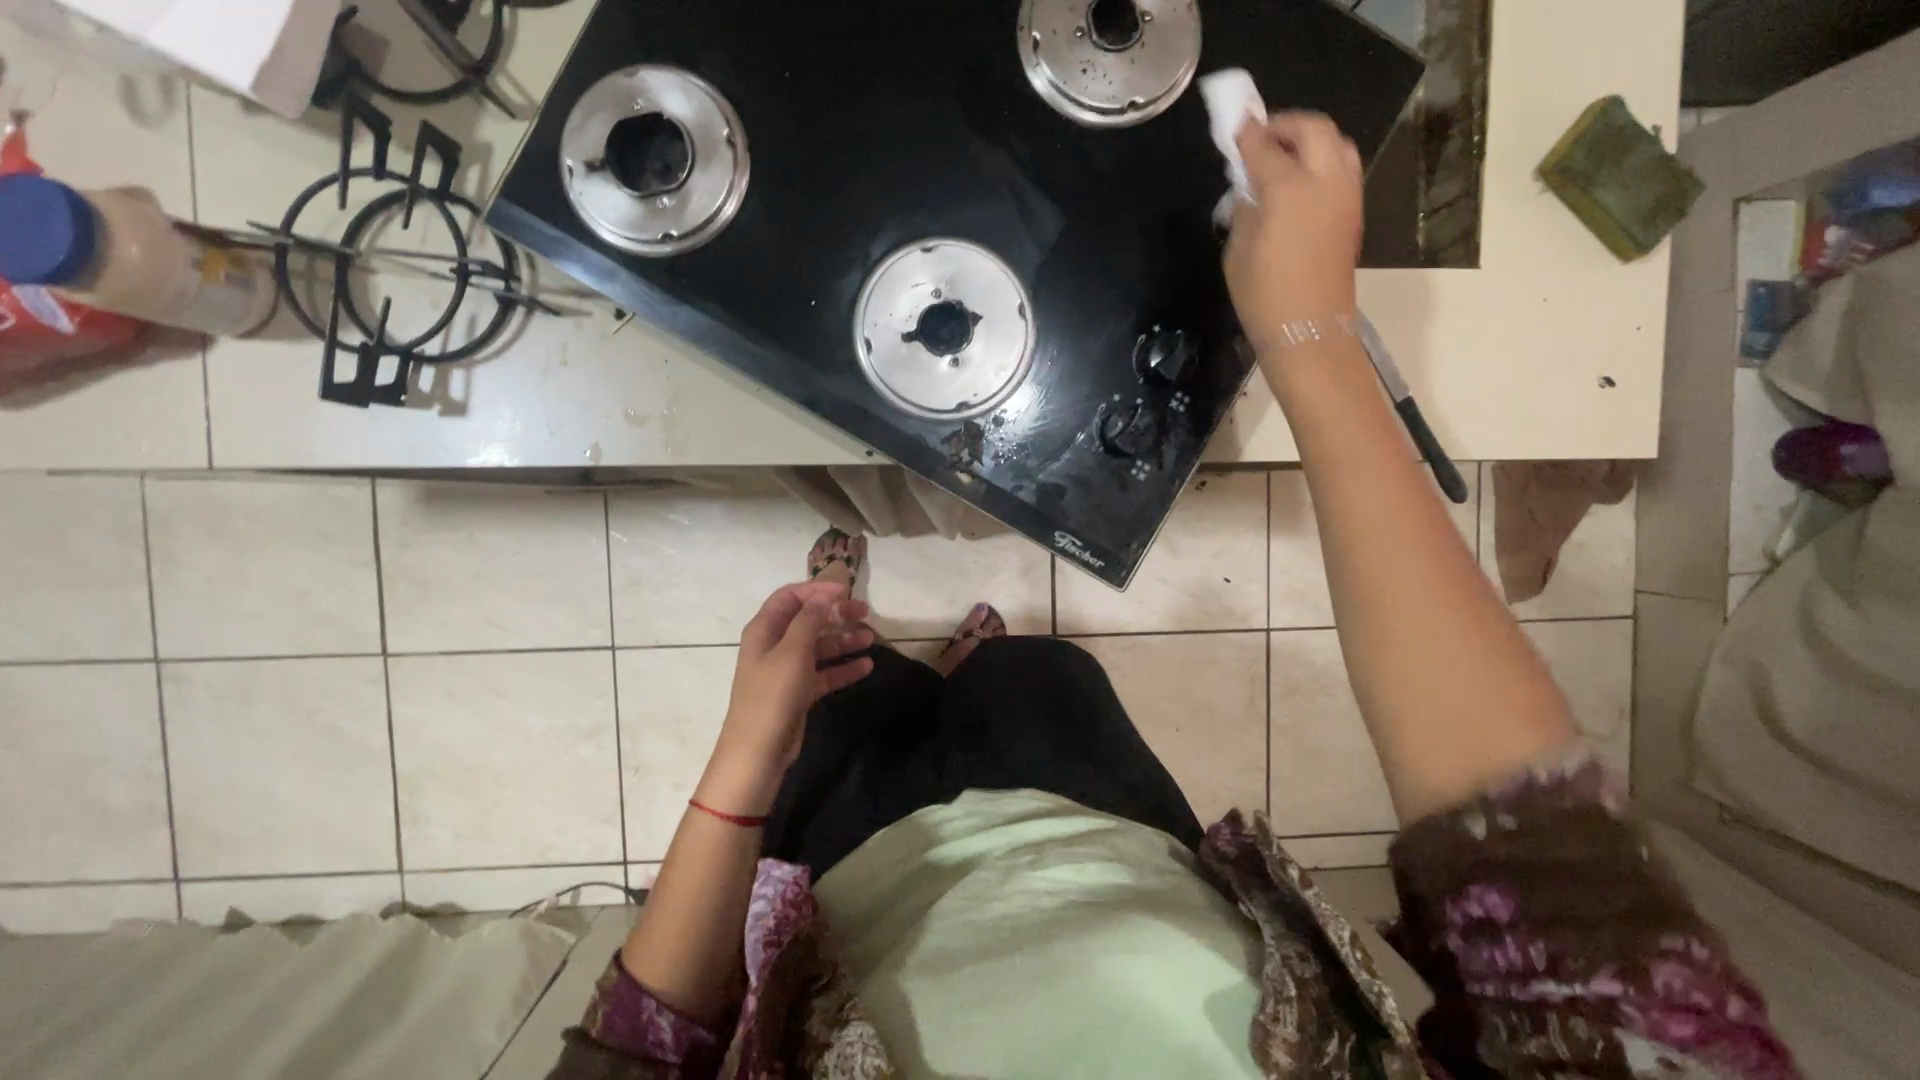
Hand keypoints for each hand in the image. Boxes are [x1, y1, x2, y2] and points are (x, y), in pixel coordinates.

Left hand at [697, 581, 875, 814]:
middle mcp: (774, 645)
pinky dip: (843, 668)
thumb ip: (810, 619)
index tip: (846, 591)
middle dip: (835, 614)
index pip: (789, 597)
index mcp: (764, 630)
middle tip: (865, 613)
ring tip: (870, 639)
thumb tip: (826, 594)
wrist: (758, 751)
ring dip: (843, 641)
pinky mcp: (799, 693)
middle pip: (807, 620)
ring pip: (819, 647)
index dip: (816, 590)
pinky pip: (824, 673)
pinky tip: (866, 666)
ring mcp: (786, 670)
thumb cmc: (772, 695)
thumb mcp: (793, 651)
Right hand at [1223, 111, 1365, 356]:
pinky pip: (1342, 168)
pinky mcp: (1354, 212)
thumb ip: (1244, 208)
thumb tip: (1249, 189)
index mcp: (1288, 189)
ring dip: (1310, 140)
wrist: (1309, 329)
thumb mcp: (1238, 250)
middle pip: (1312, 129)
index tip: (1234, 123)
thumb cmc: (1263, 296)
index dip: (1246, 133)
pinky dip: (1322, 162)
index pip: (1264, 146)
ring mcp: (1346, 195)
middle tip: (1262, 135)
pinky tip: (1300, 181)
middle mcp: (1324, 181)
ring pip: (1335, 144)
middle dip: (1285, 125)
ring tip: (1284, 155)